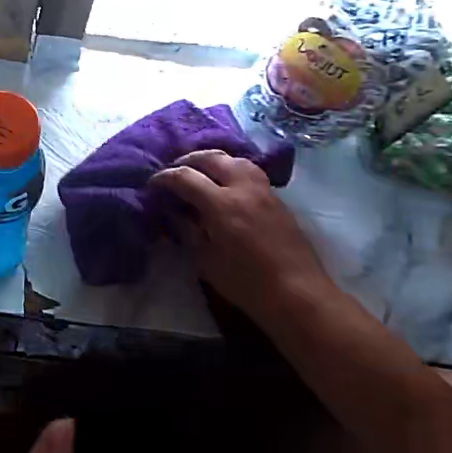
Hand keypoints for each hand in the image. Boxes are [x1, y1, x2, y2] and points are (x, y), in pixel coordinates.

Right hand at [151, 149, 333, 322]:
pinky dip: (232, 169)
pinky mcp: (278, 199)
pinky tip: (227, 184)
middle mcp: (243, 189)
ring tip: (202, 172)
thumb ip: (187, 231)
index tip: (153, 184)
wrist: (298, 294)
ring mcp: (264, 191)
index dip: (164, 178)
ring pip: (235, 160)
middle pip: (211, 158)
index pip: (185, 177)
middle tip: (174, 172)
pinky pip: (251, 172)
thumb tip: (174, 212)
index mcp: (221, 205)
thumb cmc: (247, 284)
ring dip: (214, 160)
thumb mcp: (206, 262)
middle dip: (188, 160)